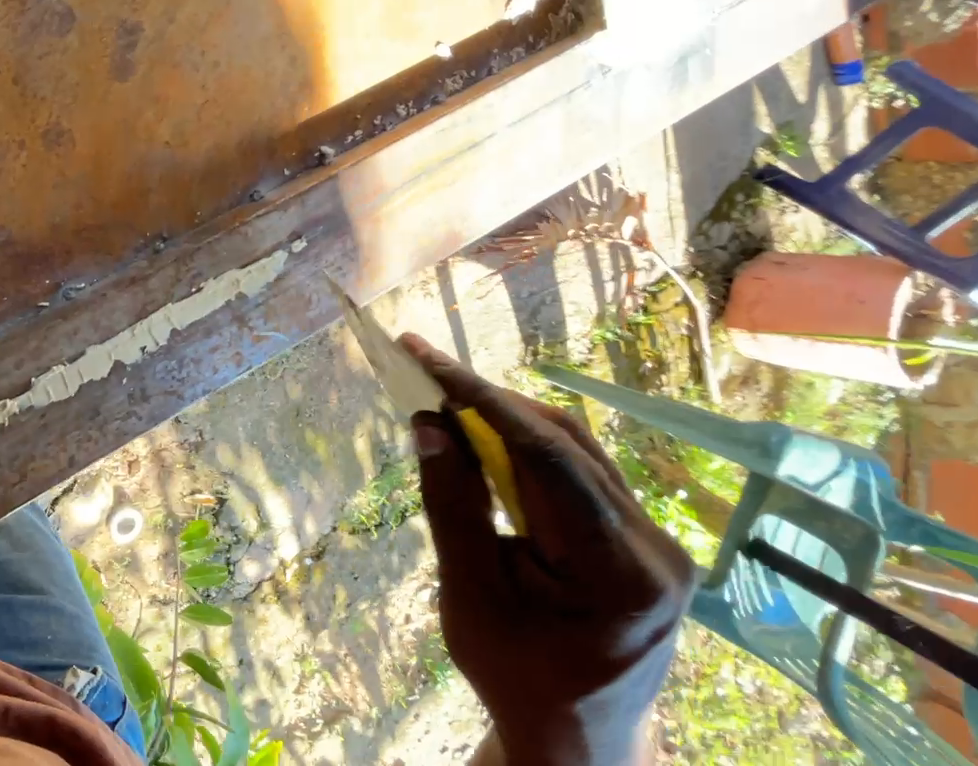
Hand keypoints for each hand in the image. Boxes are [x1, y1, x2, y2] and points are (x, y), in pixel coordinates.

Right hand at [399, 334, 695, 765]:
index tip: (426, 357)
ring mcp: (659, 544)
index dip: (481, 398)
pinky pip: (584, 476)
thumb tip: (429, 422)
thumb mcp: (469, 593)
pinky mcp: (645, 545)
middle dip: (491, 402)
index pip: (547, 455)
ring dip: (510, 422)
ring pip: (578, 453)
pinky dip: (530, 451)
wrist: (576, 738)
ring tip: (448, 401)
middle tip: (426, 372)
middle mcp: (657, 547)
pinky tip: (488, 444)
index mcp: (620, 570)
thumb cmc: (513, 673)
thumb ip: (453, 504)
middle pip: (567, 444)